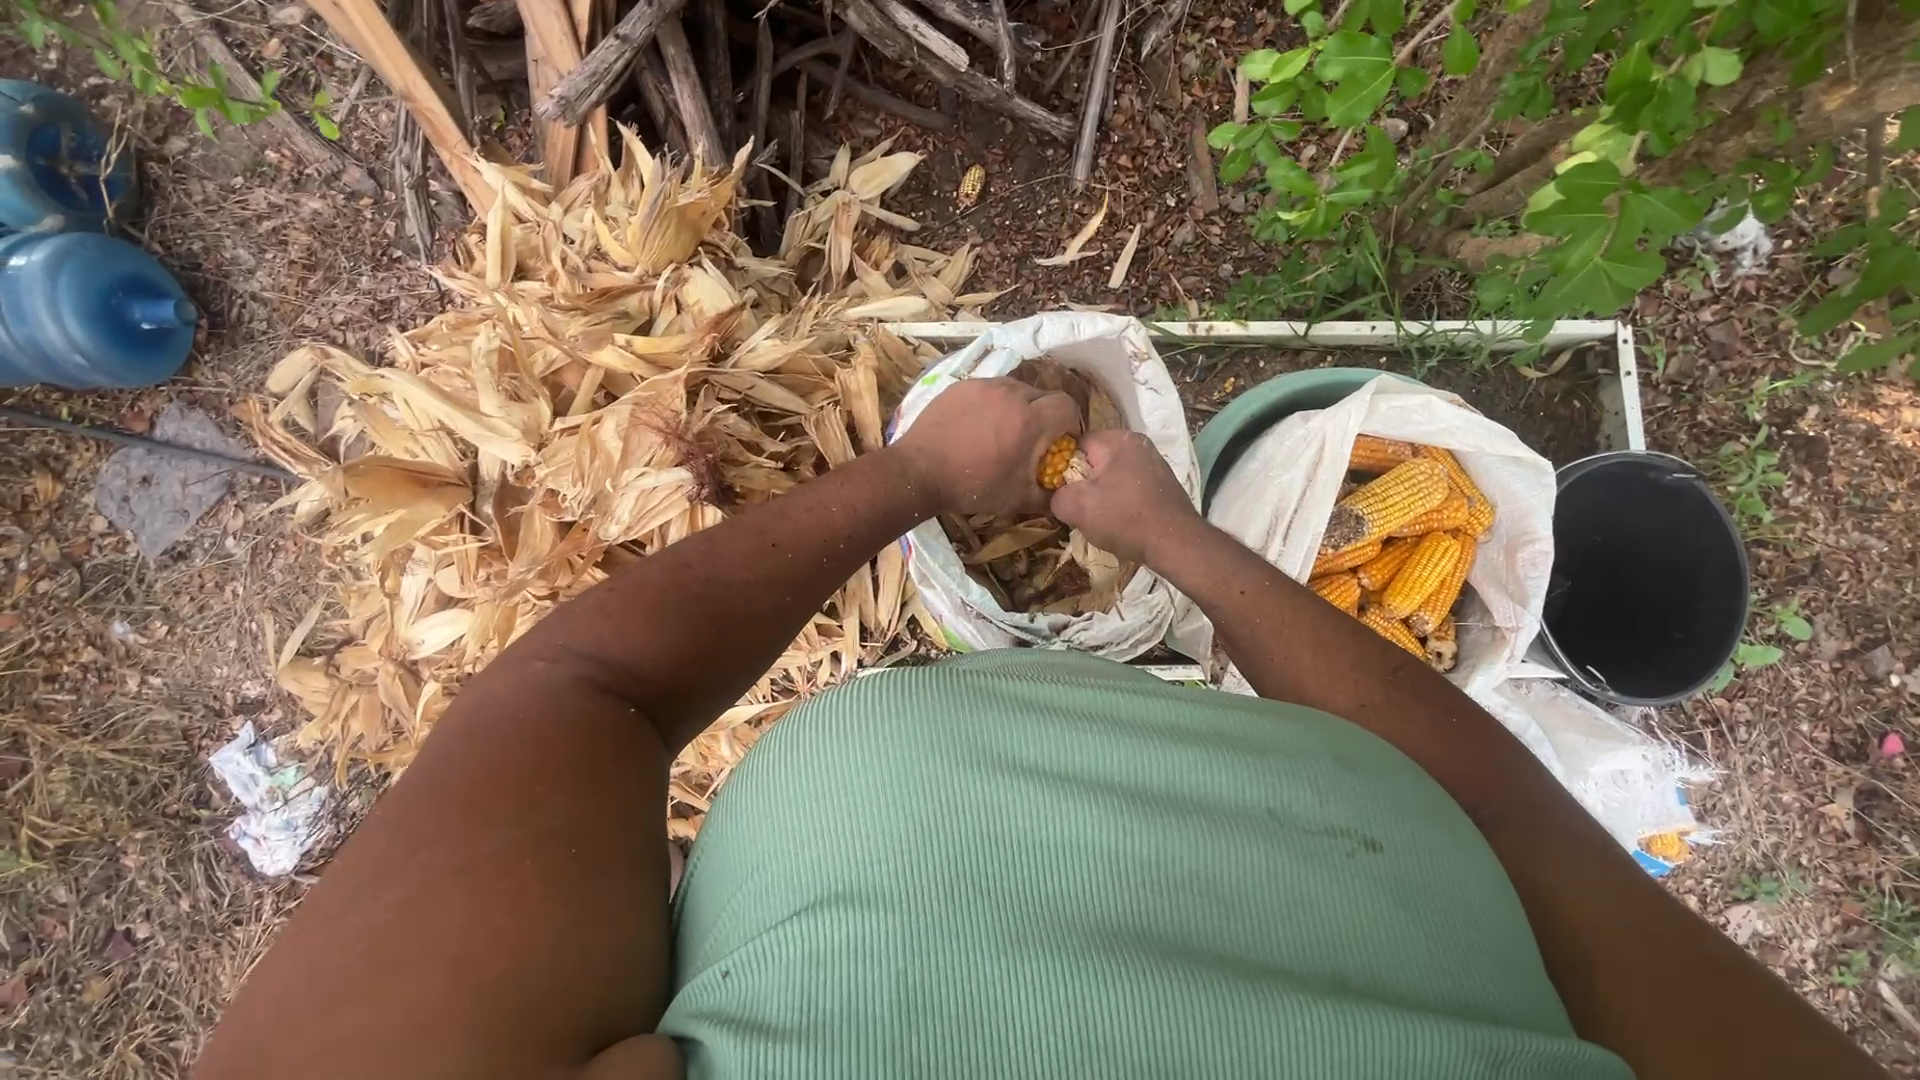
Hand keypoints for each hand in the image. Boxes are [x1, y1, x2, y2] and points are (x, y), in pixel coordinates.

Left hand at [895, 376, 1080, 514]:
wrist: (919, 473)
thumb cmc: (973, 487)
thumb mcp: (1018, 499)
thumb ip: (1049, 495)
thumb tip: (1064, 494)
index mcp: (1030, 419)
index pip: (1068, 406)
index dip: (1070, 424)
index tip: (1059, 442)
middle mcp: (1011, 393)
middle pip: (1043, 396)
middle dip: (1045, 416)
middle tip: (1031, 440)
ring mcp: (984, 385)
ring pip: (1016, 389)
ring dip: (1019, 407)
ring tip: (1003, 431)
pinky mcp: (962, 385)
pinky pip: (989, 389)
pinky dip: (992, 403)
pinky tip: (978, 425)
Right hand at [1049, 429, 1202, 564]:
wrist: (1176, 543)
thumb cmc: (1125, 519)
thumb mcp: (1078, 508)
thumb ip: (1057, 496)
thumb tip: (1057, 496)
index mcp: (1117, 440)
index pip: (1075, 444)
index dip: (1061, 468)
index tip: (1061, 491)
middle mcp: (1138, 443)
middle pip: (1094, 459)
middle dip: (1083, 482)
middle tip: (1078, 506)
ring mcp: (1153, 461)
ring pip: (1112, 473)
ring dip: (1102, 492)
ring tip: (1099, 516)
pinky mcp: (1162, 482)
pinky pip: (1129, 484)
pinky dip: (1120, 499)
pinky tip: (1120, 518)